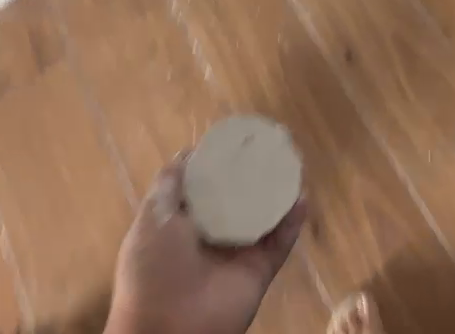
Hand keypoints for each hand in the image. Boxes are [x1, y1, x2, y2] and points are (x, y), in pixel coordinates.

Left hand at [108, 155, 306, 333]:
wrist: (168, 331)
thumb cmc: (153, 270)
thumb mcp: (152, 221)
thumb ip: (169, 186)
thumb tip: (186, 153)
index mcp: (183, 224)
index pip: (205, 188)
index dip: (219, 164)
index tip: (235, 139)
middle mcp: (212, 236)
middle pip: (238, 199)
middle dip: (253, 175)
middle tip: (271, 147)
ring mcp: (238, 253)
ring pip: (263, 216)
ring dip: (278, 192)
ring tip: (292, 164)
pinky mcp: (259, 270)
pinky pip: (280, 242)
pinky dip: (293, 221)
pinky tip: (303, 196)